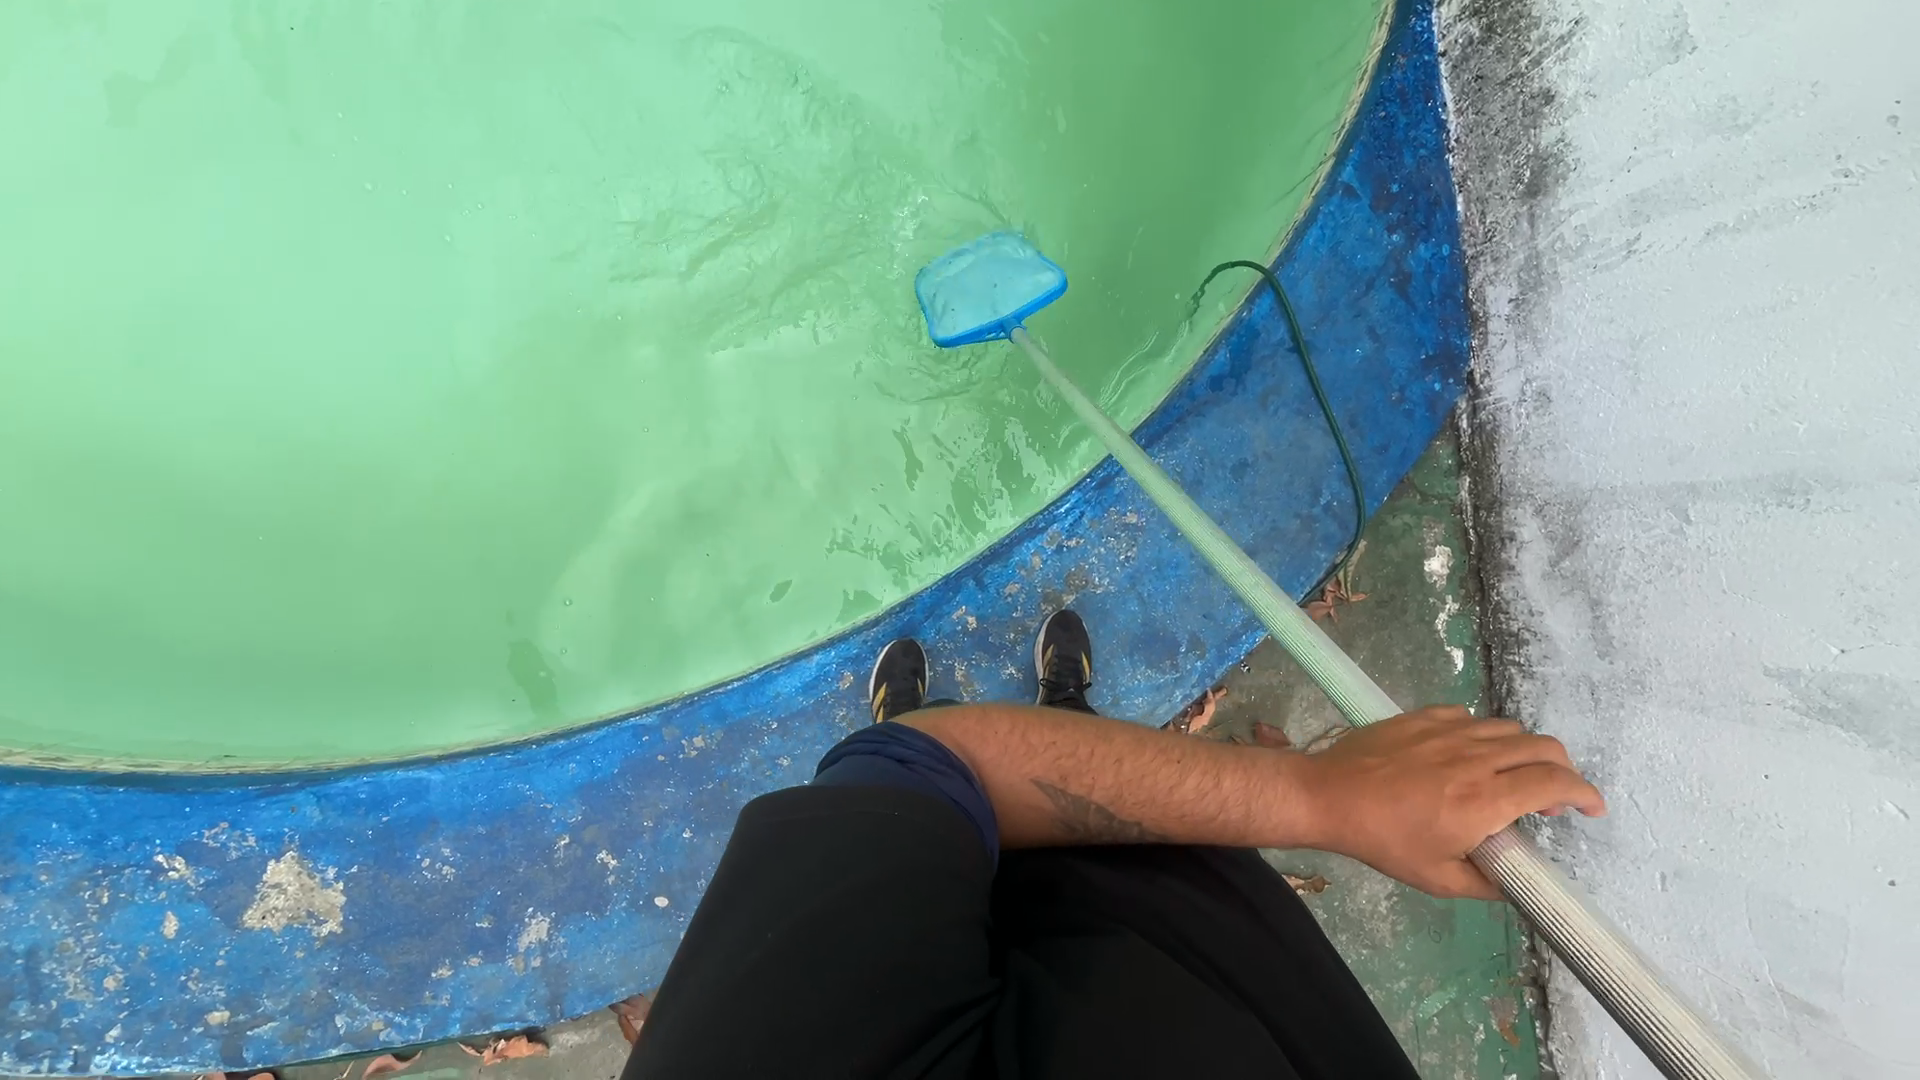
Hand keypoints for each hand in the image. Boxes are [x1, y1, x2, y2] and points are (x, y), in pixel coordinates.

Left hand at [1293, 706, 1605, 899]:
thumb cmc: (1381, 839)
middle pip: (1542, 746)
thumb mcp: (1438, 879)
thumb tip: (1511, 881)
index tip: (1589, 808)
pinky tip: (1466, 753)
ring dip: (1522, 750)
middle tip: (1548, 796)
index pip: (1555, 782)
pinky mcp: (1417, 717)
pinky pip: (1466, 716)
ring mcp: (1443, 731)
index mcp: (1484, 799)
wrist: (1326, 795)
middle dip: (1561, 770)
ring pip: (1506, 727)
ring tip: (1507, 774)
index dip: (1584, 794)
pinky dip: (1480, 733)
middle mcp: (1472, 757)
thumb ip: (1486, 883)